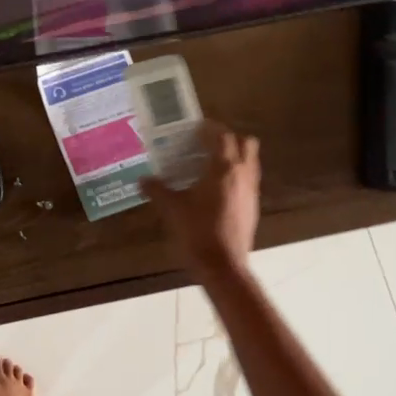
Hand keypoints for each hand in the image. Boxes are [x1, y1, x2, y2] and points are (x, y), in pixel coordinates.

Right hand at [140, 122, 260, 285]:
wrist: (223, 266)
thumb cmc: (197, 231)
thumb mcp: (171, 208)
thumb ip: (157, 189)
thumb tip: (143, 180)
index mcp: (223, 168)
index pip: (222, 136)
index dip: (209, 129)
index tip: (194, 129)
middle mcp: (242, 175)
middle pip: (246, 144)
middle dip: (228, 139)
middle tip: (206, 144)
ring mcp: (251, 192)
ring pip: (249, 163)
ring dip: (233, 158)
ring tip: (209, 166)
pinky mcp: (252, 208)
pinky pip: (247, 181)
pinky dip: (235, 177)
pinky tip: (215, 190)